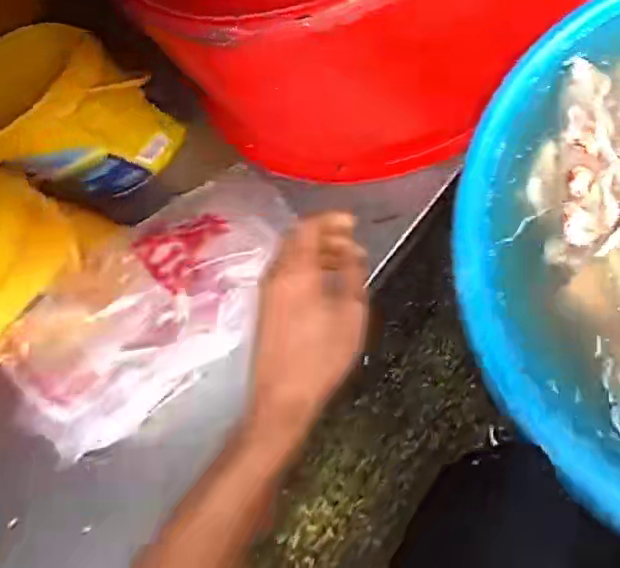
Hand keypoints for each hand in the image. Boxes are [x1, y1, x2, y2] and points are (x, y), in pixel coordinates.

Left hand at [244, 213, 368, 448]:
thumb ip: (353, 272)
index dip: (332, 218)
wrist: (281, 400)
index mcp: (297, 270)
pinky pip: (287, 271)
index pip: (309, 226)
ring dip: (317, 249)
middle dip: (325, 232)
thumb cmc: (322, 355)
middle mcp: (277, 274)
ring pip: (291, 254)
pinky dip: (307, 264)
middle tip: (351, 240)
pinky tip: (327, 279)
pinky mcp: (266, 307)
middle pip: (297, 237)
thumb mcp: (351, 311)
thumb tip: (352, 250)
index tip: (353, 223)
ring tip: (345, 259)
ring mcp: (267, 291)